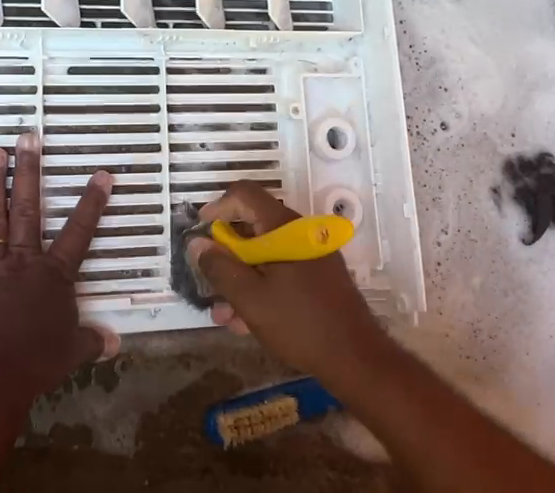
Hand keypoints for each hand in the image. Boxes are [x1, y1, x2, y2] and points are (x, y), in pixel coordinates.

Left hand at [0, 133, 116, 408]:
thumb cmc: (35, 362)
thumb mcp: (71, 352)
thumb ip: (91, 341)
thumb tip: (115, 343)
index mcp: (53, 275)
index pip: (79, 232)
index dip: (92, 203)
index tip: (101, 173)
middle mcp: (22, 261)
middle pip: (29, 209)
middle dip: (29, 171)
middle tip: (27, 137)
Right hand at [190, 181, 390, 382]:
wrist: (357, 359)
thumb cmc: (300, 323)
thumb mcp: (250, 298)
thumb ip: (220, 268)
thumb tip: (197, 243)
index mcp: (284, 227)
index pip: (244, 194)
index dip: (218, 207)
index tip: (201, 231)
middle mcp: (301, 233)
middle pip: (253, 226)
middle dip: (227, 252)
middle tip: (209, 277)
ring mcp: (313, 255)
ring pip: (266, 254)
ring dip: (241, 277)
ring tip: (223, 313)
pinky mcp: (320, 278)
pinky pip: (281, 271)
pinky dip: (261, 287)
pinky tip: (245, 321)